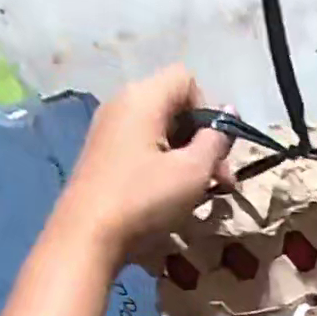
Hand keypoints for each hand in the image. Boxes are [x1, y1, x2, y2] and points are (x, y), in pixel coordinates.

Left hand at [63, 65, 232, 249]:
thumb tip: (228, 116)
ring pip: (162, 132)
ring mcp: (110, 131)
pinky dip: (166, 167)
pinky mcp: (105, 156)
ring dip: (189, 158)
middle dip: (204, 141)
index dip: (209, 111)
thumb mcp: (192, 172)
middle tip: (221, 182)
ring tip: (200, 193)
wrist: (88, 236)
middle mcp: (123, 104)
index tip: (216, 150)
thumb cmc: (144, 199)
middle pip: (175, 107)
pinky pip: (145, 149)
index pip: (186, 80)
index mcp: (143, 98)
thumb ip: (215, 142)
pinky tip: (173, 197)